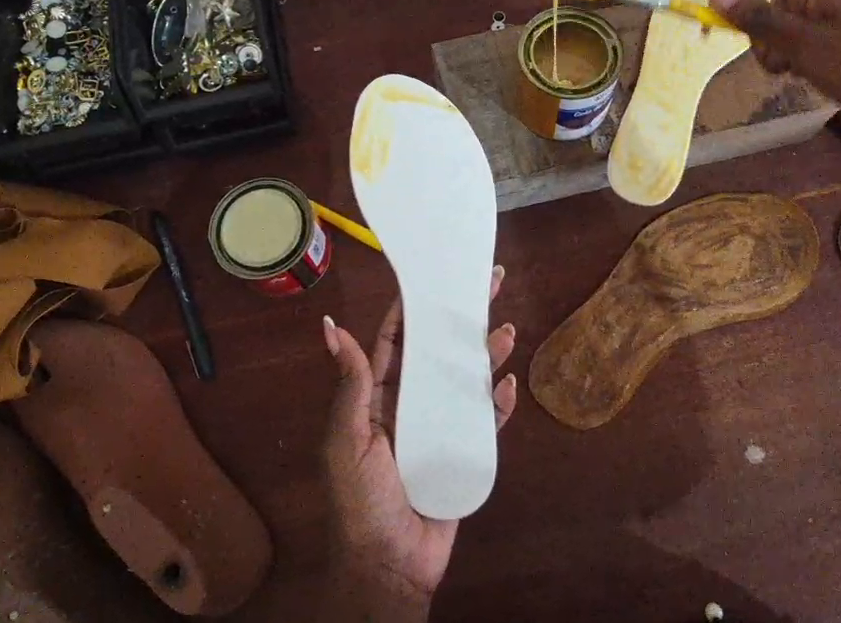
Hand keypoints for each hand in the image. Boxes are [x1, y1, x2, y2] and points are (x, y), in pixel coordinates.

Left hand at [319, 265, 516, 615]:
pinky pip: (485, 421)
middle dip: (462, 318)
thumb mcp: (347, 438)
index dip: (413, 306)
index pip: (397, 339)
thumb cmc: (361, 500)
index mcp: (378, 396)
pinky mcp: (463, 451)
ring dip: (486, 354)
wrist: (389, 566)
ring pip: (466, 379)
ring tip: (506, 330)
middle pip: (438, 350)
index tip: (434, 275)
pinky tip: (508, 385)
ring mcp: (439, 426)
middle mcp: (410, 403)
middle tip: (491, 284)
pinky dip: (499, 403)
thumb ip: (351, 383)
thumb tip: (331, 325)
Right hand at [701, 0, 840, 135]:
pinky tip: (813, 76)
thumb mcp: (803, 47)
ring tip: (795, 73)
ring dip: (780, 46)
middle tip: (773, 62)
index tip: (721, 26)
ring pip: (791, 20)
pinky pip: (813, 36)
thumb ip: (756, 17)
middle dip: (760, 28)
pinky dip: (802, 54)